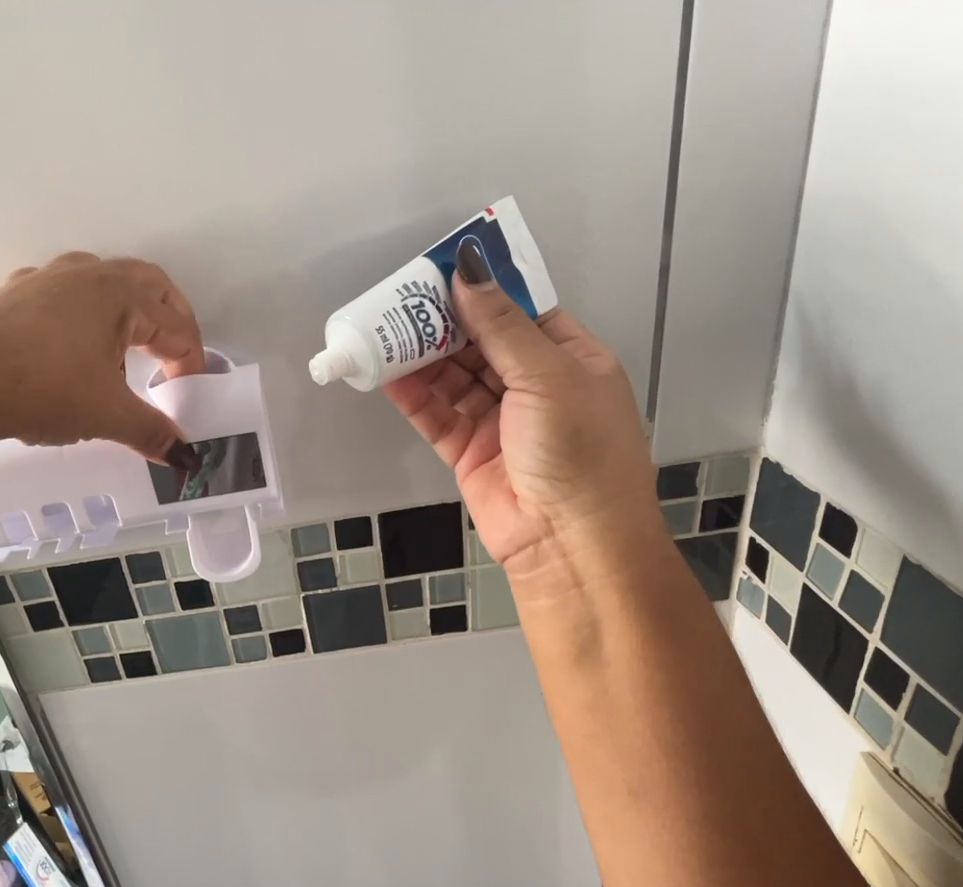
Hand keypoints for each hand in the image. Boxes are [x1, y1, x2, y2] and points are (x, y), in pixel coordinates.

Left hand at [0, 252, 204, 466]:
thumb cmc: (41, 390)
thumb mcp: (105, 416)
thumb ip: (150, 432)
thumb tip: (183, 456)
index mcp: (120, 298)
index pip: (175, 328)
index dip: (189, 362)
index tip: (186, 396)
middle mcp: (87, 276)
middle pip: (149, 284)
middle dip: (171, 317)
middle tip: (175, 353)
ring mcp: (46, 279)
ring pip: (103, 279)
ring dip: (127, 306)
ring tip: (127, 345)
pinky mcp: (13, 294)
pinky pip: (63, 292)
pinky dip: (83, 311)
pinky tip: (71, 342)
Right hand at [384, 238, 657, 580]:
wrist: (570, 542)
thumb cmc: (579, 449)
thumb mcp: (548, 376)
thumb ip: (500, 325)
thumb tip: (467, 269)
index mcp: (570, 359)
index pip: (519, 312)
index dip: (481, 290)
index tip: (439, 269)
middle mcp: (534, 386)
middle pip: (479, 343)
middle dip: (442, 323)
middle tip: (399, 299)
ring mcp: (499, 420)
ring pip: (453, 378)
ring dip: (421, 357)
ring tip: (382, 332)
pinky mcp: (468, 451)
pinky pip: (436, 415)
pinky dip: (413, 395)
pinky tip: (386, 375)